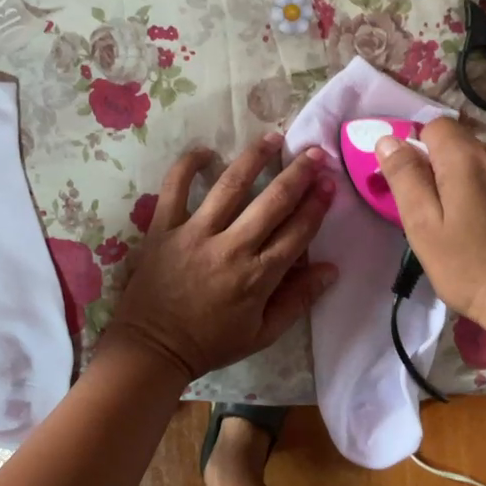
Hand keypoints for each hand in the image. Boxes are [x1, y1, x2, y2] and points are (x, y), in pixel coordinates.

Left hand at [106, 133, 339, 381]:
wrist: (153, 348)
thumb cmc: (210, 343)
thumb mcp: (262, 334)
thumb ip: (298, 300)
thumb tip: (331, 269)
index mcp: (258, 276)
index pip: (297, 232)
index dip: (317, 205)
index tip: (330, 183)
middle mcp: (231, 248)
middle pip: (272, 201)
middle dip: (298, 174)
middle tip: (314, 152)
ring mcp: (195, 234)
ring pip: (230, 186)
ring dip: (254, 158)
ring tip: (272, 138)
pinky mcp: (163, 228)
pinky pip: (175, 188)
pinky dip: (187, 166)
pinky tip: (205, 151)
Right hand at [375, 117, 485, 353]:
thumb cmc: (474, 271)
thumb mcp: (424, 228)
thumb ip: (405, 178)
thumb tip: (389, 140)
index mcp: (469, 160)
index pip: (437, 127)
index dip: (421, 151)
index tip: (420, 190)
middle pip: (468, 150)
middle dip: (451, 173)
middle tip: (446, 222)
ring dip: (483, 188)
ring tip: (482, 234)